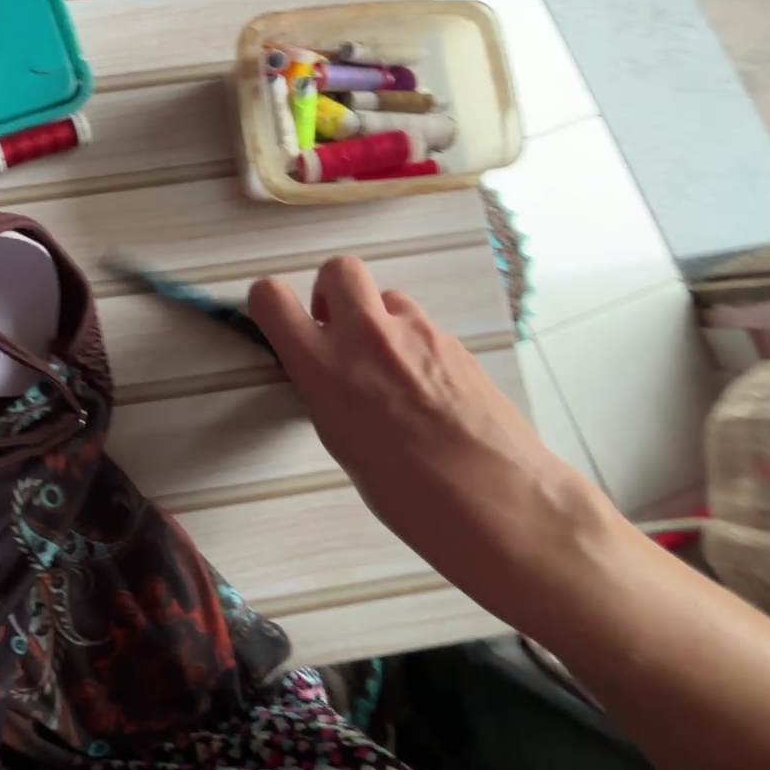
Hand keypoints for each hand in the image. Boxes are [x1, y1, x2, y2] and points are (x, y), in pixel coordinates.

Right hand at [247, 257, 618, 624]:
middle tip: (336, 329)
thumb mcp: (339, 440)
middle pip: (339, 269)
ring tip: (387, 369)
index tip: (278, 321)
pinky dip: (412, 345)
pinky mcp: (457, 344)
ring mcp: (418, 335)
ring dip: (377, 320)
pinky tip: (425, 390)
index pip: (271, 298)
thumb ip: (325, 388)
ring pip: (387, 298)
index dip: (267, 303)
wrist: (501, 500)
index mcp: (325, 366)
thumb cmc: (410, 493)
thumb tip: (325, 370)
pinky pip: (421, 326)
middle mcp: (368, 337)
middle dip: (331, 290)